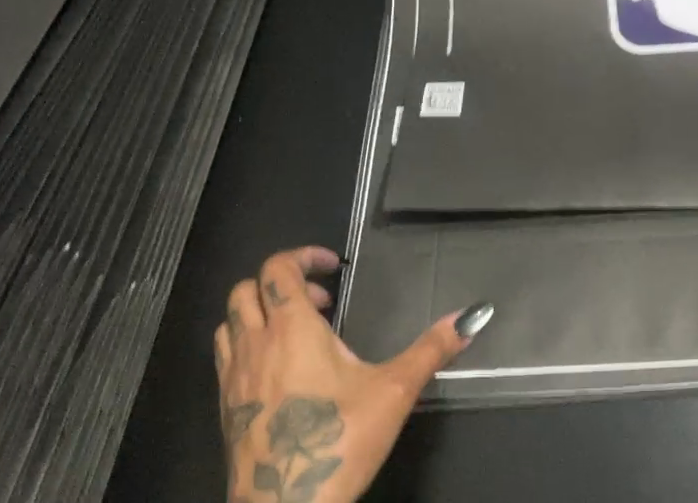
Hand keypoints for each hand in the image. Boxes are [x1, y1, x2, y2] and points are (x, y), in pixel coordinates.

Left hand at [214, 246, 493, 502]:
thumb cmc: (337, 441)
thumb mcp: (395, 391)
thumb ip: (432, 349)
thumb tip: (473, 316)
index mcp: (291, 328)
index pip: (278, 267)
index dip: (303, 257)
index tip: (333, 267)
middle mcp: (255, 344)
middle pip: (247, 288)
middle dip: (281, 283)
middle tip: (320, 302)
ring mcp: (233, 378)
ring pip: (229, 321)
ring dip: (258, 312)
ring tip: (295, 330)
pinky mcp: (225, 410)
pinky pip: (224, 358)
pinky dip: (246, 346)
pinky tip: (278, 371)